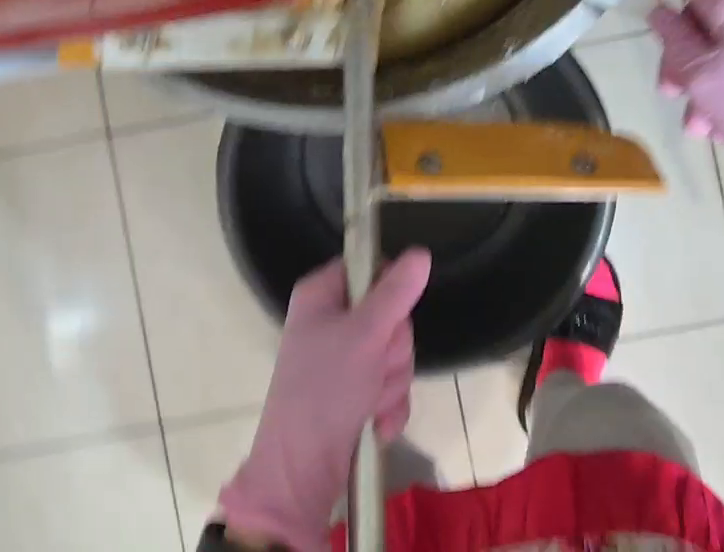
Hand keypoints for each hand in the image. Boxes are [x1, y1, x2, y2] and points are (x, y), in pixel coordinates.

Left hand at [216, 248, 431, 551]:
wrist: (302, 471)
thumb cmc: (325, 390)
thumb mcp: (364, 334)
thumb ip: (396, 292)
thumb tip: (421, 253)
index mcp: (322, 295)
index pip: (368, 267)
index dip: (390, 287)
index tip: (393, 311)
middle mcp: (332, 322)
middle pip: (391, 313)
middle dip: (392, 348)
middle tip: (374, 366)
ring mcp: (344, 360)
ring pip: (395, 353)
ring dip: (391, 382)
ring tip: (369, 401)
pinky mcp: (356, 392)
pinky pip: (391, 385)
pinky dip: (388, 406)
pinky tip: (374, 423)